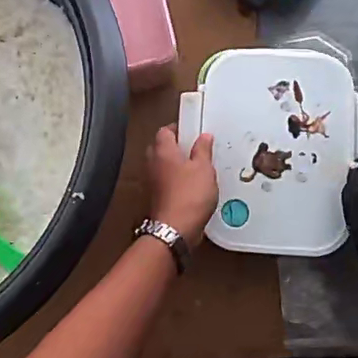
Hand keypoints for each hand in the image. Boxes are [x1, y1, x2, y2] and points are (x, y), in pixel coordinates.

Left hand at [147, 125, 216, 245]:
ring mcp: (152, 182)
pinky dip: (176, 181)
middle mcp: (153, 164)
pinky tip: (192, 187)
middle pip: (161, 148)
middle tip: (195, 149)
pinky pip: (166, 182)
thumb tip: (204, 137)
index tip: (192, 131)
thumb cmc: (189, 196)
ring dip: (176, 165)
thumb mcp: (204, 168)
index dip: (179, 128)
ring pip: (163, 166)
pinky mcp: (157, 197)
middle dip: (177, 147)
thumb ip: (203, 150)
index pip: (165, 130)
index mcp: (163, 151)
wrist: (176, 228)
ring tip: (197, 168)